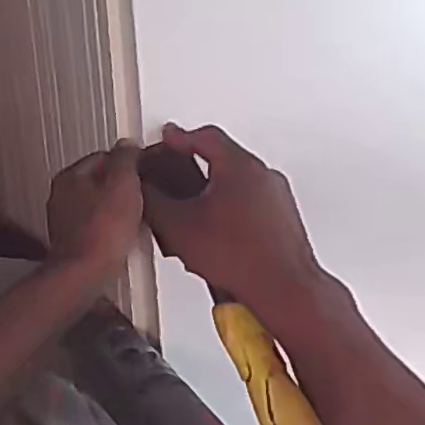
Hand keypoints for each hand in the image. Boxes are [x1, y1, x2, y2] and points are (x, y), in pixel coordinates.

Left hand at [45, 141, 143, 274]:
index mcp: (69, 177)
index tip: (140, 171)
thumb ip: (126, 159)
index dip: (126, 163)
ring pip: (97, 208)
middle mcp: (61, 198)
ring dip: (116, 213)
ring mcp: (65, 222)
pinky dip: (110, 232)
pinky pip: (96, 230)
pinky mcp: (73, 243)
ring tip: (132, 222)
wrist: (85, 272)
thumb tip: (128, 146)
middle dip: (120, 190)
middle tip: (138, 198)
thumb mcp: (124, 184)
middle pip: (98, 183)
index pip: (101, 157)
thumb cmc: (100, 233)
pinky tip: (121, 240)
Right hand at [141, 123, 323, 304]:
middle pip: (224, 158)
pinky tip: (214, 236)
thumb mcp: (177, 225)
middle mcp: (263, 177)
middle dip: (196, 167)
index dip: (180, 137)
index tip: (170, 138)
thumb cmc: (242, 257)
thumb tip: (142, 191)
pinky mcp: (282, 220)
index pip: (206, 136)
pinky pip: (251, 204)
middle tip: (178, 172)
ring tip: (194, 212)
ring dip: (213, 192)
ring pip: (238, 183)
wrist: (281, 288)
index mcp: (239, 167)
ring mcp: (277, 199)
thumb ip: (152, 201)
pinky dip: (230, 211)